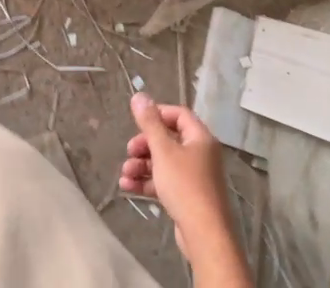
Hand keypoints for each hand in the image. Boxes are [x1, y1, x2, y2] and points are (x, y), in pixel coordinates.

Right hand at [121, 93, 228, 253]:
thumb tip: (139, 95)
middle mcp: (200, 154)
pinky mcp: (187, 196)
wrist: (204, 234)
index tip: (138, 121)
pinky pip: (165, 181)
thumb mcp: (163, 150)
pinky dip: (147, 182)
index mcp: (200, 139)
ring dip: (141, 165)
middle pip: (168, 139)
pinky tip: (128, 187)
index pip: (179, 114)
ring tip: (125, 174)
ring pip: (163, 162)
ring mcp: (194, 176)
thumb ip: (149, 123)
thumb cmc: (185, 185)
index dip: (157, 114)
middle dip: (144, 145)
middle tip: (130, 151)